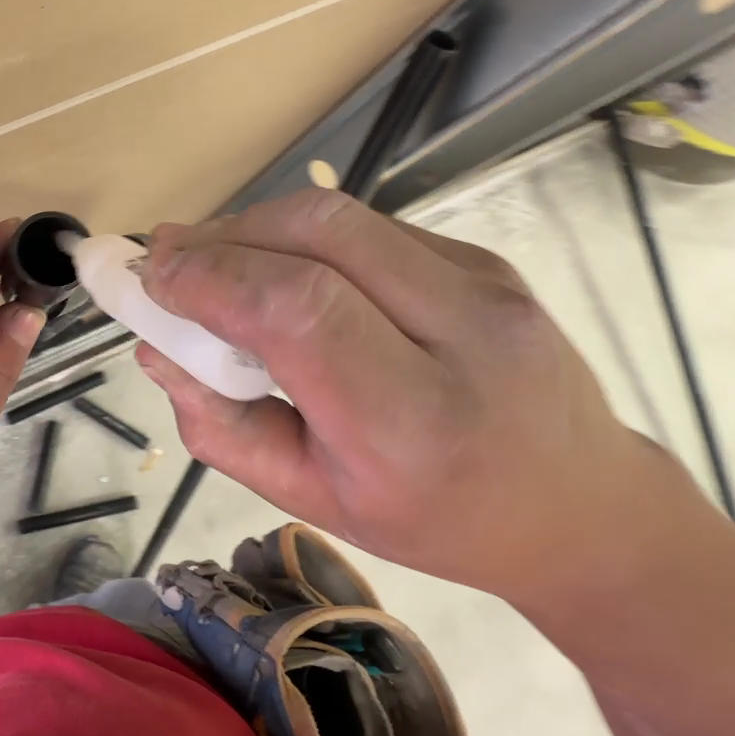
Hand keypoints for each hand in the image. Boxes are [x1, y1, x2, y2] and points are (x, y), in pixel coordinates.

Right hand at [134, 187, 710, 603]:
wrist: (581, 505)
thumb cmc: (435, 520)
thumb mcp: (312, 499)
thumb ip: (221, 427)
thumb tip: (157, 347)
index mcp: (414, 426)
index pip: (301, 311)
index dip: (213, 278)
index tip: (153, 280)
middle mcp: (465, 337)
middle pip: (319, 234)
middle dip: (223, 236)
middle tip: (168, 259)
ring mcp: (485, 285)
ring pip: (338, 215)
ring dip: (254, 228)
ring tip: (212, 261)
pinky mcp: (483, 259)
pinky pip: (366, 227)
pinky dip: (300, 237)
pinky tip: (279, 270)